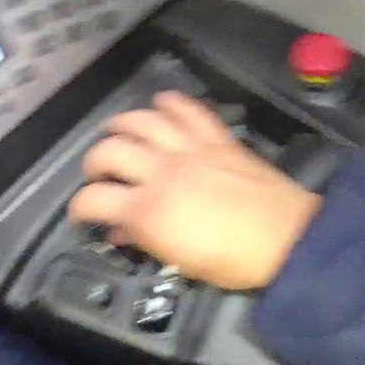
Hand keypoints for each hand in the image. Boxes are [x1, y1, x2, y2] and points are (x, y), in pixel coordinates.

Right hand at [69, 92, 321, 290]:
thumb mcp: (181, 262)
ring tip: (117, 129)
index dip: (79, 206)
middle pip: (110, 151)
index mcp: (148, 210)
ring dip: (124, 122)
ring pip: (144, 121)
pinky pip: (189, 111)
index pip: (94, 199)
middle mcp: (162, 173)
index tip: (81, 212)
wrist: (286, 239)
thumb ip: (144, 241)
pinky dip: (172, 103)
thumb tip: (122, 232)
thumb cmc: (235, 260)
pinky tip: (161, 102)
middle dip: (95, 160)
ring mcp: (191, 151)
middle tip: (97, 169)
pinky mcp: (217, 140)